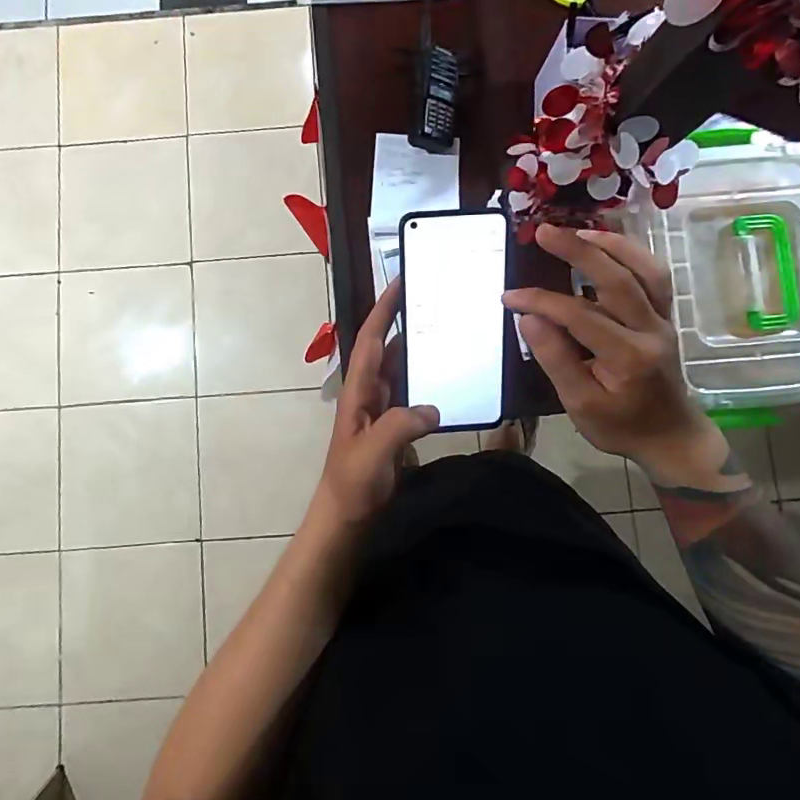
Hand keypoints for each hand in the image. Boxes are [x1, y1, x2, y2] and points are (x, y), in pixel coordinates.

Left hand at [316, 278, 441, 524]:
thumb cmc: (353, 483)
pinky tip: (451, 380)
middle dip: (406, 324)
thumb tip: (431, 407)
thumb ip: (397, 427)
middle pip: (387, 350)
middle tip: (438, 302)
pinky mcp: (393, 427)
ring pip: (400, 370)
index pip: (370, 343)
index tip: (399, 284)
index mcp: (358, 393)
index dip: (382, 312)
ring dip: (419, 350)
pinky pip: (412, 395)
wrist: (347, 514)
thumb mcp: (372, 453)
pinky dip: (428, 382)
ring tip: (451, 331)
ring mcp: (380, 410)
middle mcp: (368, 394)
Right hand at [501, 224, 714, 470]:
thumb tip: (529, 318)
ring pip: (646, 271)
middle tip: (544, 231)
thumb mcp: (578, 402)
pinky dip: (631, 256)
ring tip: (579, 231)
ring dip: (613, 246)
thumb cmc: (619, 425)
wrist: (671, 438)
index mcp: (627, 356)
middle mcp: (651, 331)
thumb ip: (555, 358)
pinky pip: (653, 278)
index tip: (508, 297)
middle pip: (619, 279)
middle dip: (579, 251)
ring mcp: (663, 322)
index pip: (579, 315)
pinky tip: (605, 247)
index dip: (540, 301)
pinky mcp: (664, 319)